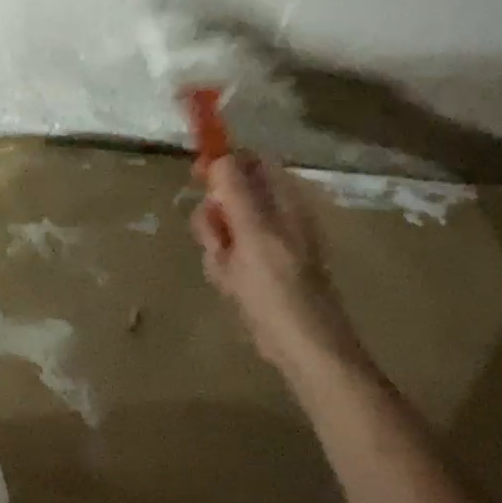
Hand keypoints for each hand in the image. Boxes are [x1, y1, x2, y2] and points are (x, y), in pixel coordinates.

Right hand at [191, 152, 364, 374]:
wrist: (302, 347)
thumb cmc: (278, 288)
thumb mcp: (252, 233)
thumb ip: (235, 191)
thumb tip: (220, 155)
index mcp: (284, 201)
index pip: (249, 162)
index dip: (222, 164)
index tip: (198, 177)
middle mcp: (276, 215)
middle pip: (228, 194)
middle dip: (214, 216)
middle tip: (218, 238)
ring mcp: (266, 243)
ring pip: (221, 226)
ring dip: (215, 245)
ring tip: (227, 270)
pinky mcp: (257, 268)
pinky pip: (225, 253)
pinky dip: (222, 267)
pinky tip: (231, 286)